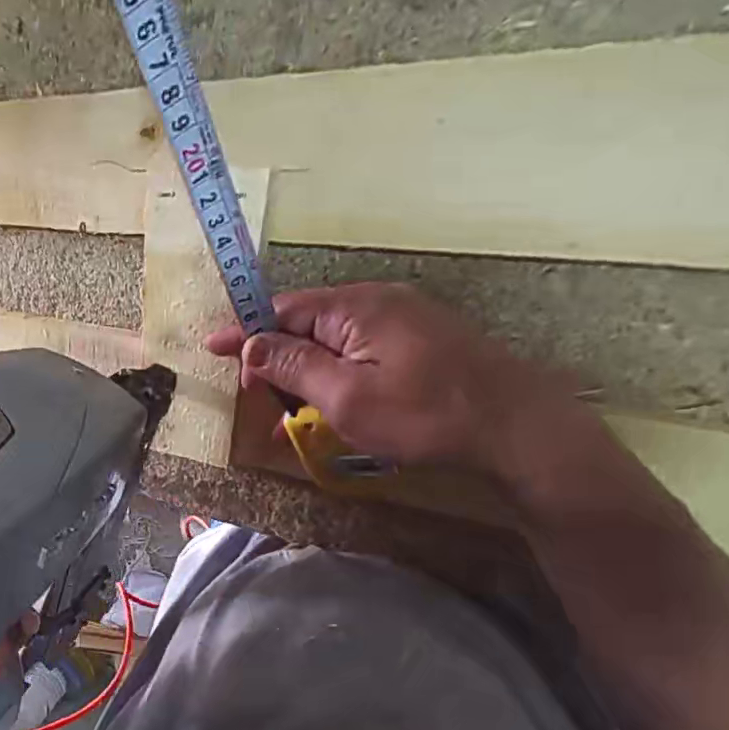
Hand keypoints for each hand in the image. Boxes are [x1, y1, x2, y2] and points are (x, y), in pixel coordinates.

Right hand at [205, 283, 581, 469]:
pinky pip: (362, 351)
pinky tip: (335, 403)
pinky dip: (338, 374)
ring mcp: (405, 319)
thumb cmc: (425, 415)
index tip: (211, 347)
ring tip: (291, 411)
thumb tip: (250, 343)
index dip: (245, 332)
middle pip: (308, 323)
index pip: (282, 311)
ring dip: (307, 371)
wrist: (517, 428)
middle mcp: (378, 301)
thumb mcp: (347, 398)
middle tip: (260, 400)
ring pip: (335, 340)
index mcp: (354, 307)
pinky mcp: (423, 341)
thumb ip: (294, 366)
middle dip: (277, 358)